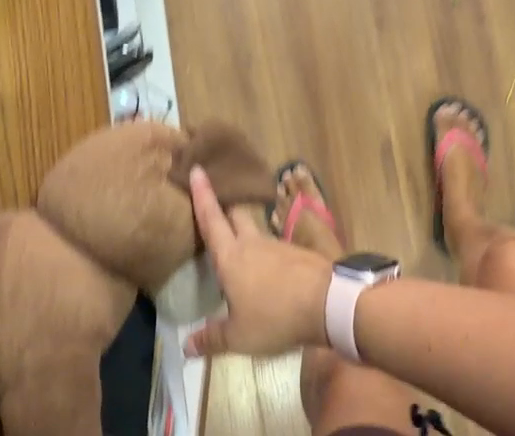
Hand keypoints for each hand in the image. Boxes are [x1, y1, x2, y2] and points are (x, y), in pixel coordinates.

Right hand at [183, 166, 334, 358]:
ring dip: (245, 236)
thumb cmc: (275, 316)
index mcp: (231, 257)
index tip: (197, 169)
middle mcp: (252, 243)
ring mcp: (277, 245)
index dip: (202, 195)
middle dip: (224, 208)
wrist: (329, 302)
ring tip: (238, 251)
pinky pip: (274, 249)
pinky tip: (266, 273)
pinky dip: (265, 256)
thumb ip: (212, 338)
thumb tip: (185, 346)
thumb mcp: (239, 336)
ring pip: (255, 233)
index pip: (211, 219)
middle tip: (214, 206)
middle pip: (235, 216)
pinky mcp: (296, 253)